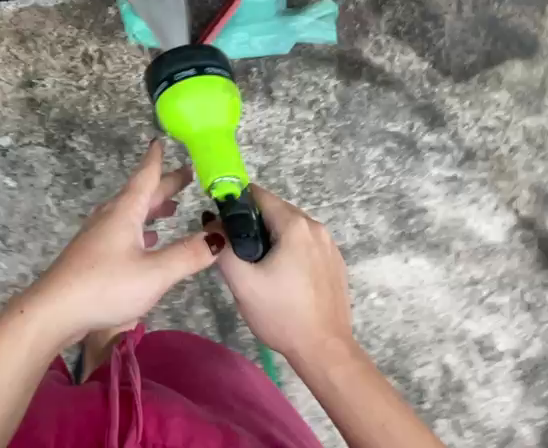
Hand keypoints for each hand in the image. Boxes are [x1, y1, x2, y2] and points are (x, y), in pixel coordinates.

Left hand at [24, 140, 223, 339]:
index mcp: (125, 211)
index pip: (145, 177)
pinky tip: (148, 239)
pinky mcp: (95, 252)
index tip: (164, 140)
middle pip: (141, 193)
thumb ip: (188, 254)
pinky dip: (141, 227)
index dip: (157, 159)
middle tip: (187, 175)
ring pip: (132, 211)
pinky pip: (124, 229)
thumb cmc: (106, 285)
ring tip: (172, 207)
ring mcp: (100, 234)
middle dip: (164, 184)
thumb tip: (220, 236)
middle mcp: (111, 216)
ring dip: (153, 207)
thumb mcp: (155, 272)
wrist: (57, 308)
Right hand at [208, 185, 356, 364]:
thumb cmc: (281, 314)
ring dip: (270, 236)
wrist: (326, 353)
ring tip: (256, 264)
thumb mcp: (241, 280)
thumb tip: (212, 224)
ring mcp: (330, 245)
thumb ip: (221, 245)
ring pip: (289, 226)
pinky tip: (281, 275)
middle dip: (251, 222)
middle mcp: (316, 227)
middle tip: (235, 248)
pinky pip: (304, 243)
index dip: (233, 203)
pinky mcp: (336, 263)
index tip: (219, 222)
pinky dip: (288, 249)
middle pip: (273, 209)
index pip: (257, 194)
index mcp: (294, 225)